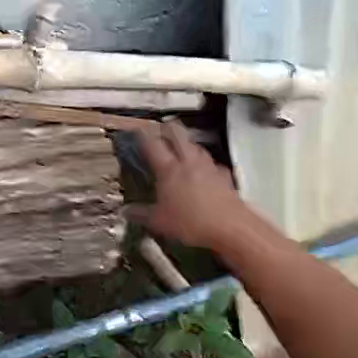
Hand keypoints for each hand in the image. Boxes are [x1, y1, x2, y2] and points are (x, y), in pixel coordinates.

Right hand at [131, 120, 261, 252]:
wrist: (231, 228)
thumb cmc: (190, 223)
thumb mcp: (159, 222)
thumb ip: (141, 214)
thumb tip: (126, 211)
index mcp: (168, 170)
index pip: (152, 145)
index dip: (143, 136)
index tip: (137, 132)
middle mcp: (188, 162)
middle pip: (178, 134)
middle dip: (168, 129)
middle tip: (161, 130)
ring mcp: (209, 167)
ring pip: (196, 146)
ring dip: (187, 144)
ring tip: (181, 148)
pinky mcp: (225, 176)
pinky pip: (211, 163)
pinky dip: (204, 163)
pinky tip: (203, 171)